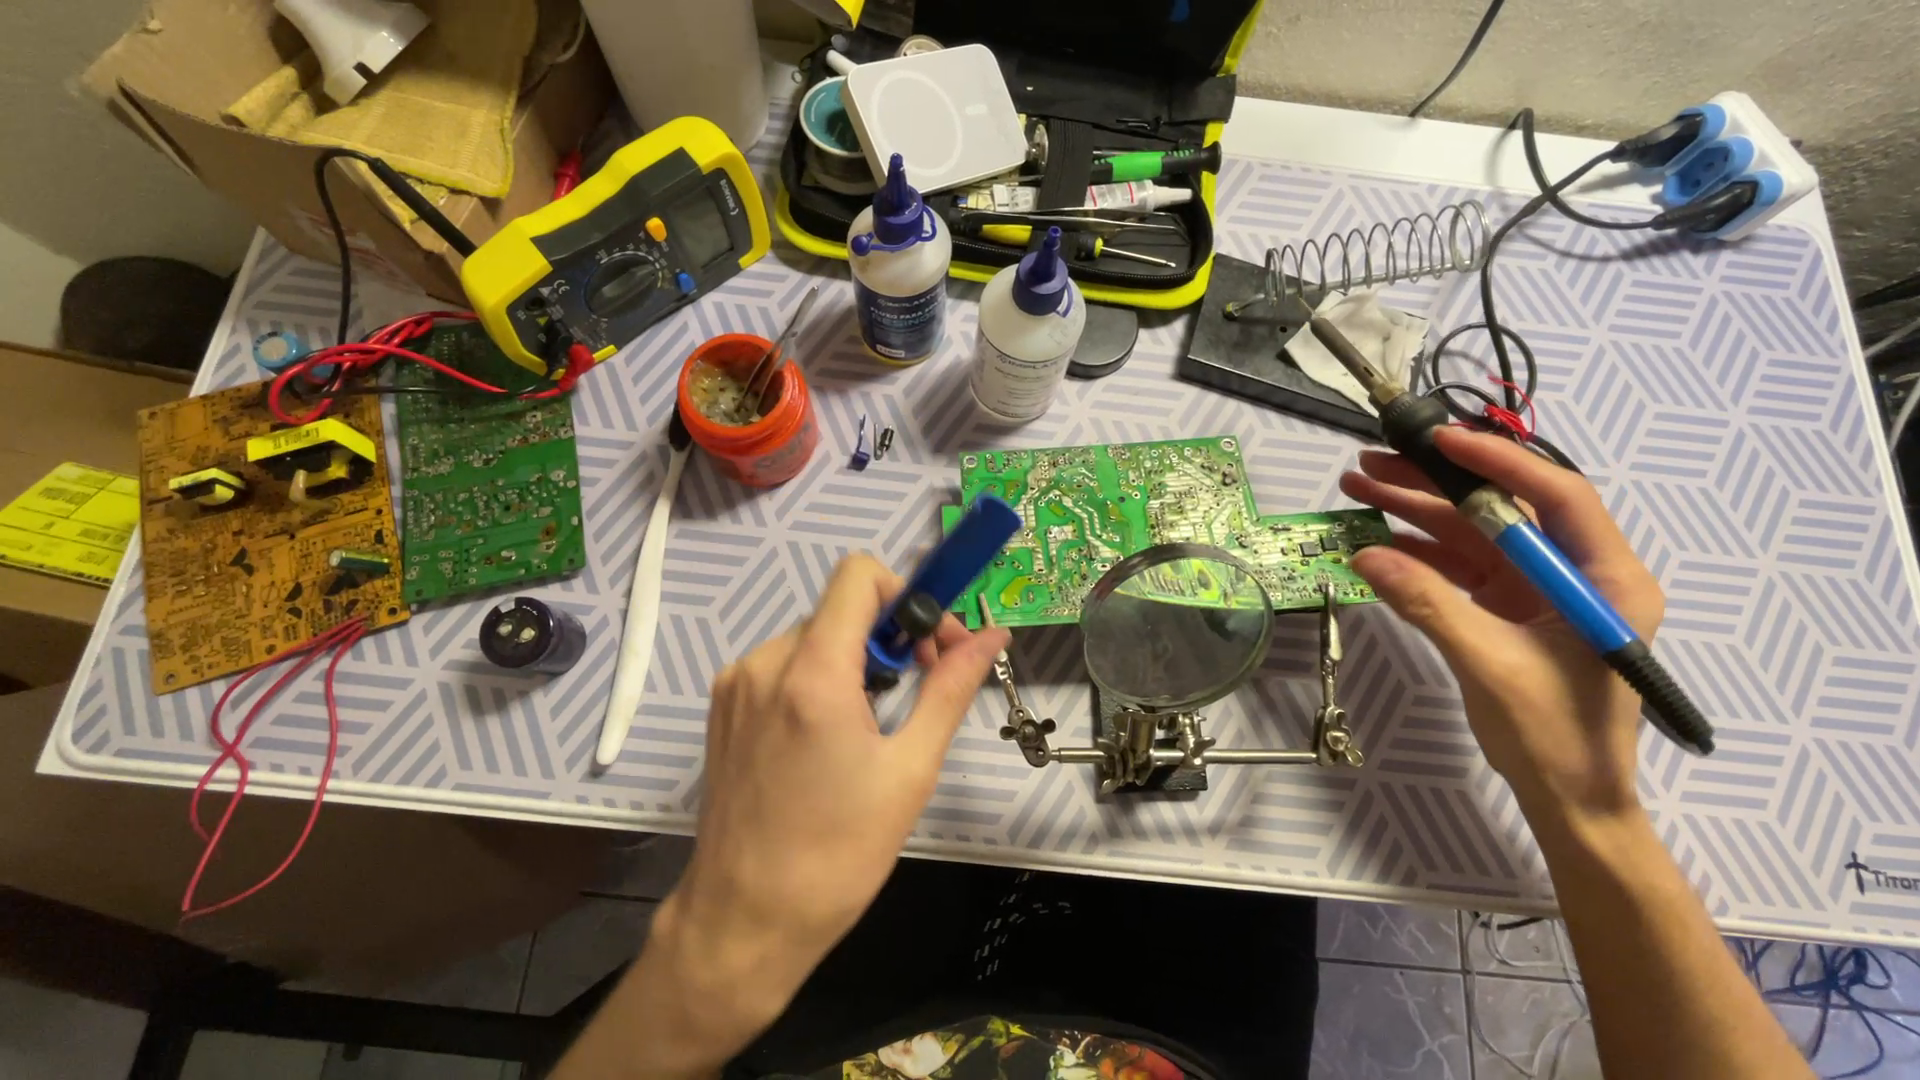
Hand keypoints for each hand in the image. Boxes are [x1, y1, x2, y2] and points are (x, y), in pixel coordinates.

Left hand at [653, 555, 1008, 1056]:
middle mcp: (764, 664)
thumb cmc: (839, 853)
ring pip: (813, 637)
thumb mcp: (910, 769)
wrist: (746, 919)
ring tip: (874, 724)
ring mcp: (736, 684)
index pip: (859, 576)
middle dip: (890, 637)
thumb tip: (992, 636)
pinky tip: (831, 737)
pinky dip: (818, 680)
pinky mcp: (723, 708)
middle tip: (920, 688)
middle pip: (840, 609)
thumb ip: (950, 688)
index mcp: (812, 673)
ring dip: (855, 661)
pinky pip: (782, 666)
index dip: (907, 595)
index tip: (933, 646)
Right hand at [1340, 427, 1663, 820]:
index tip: (1439, 440)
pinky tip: (1376, 541)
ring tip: (1360, 489)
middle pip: (1502, 509)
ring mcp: (1537, 591)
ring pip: (1473, 534)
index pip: (1557, 496)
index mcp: (1602, 577)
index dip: (1499, 462)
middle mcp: (1572, 572)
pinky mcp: (1507, 610)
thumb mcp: (1488, 661)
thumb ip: (1427, 603)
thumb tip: (1365, 554)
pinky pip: (1459, 568)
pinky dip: (1417, 554)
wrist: (1567, 797)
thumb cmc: (1552, 733)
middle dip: (1435, 484)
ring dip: (1417, 513)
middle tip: (1372, 463)